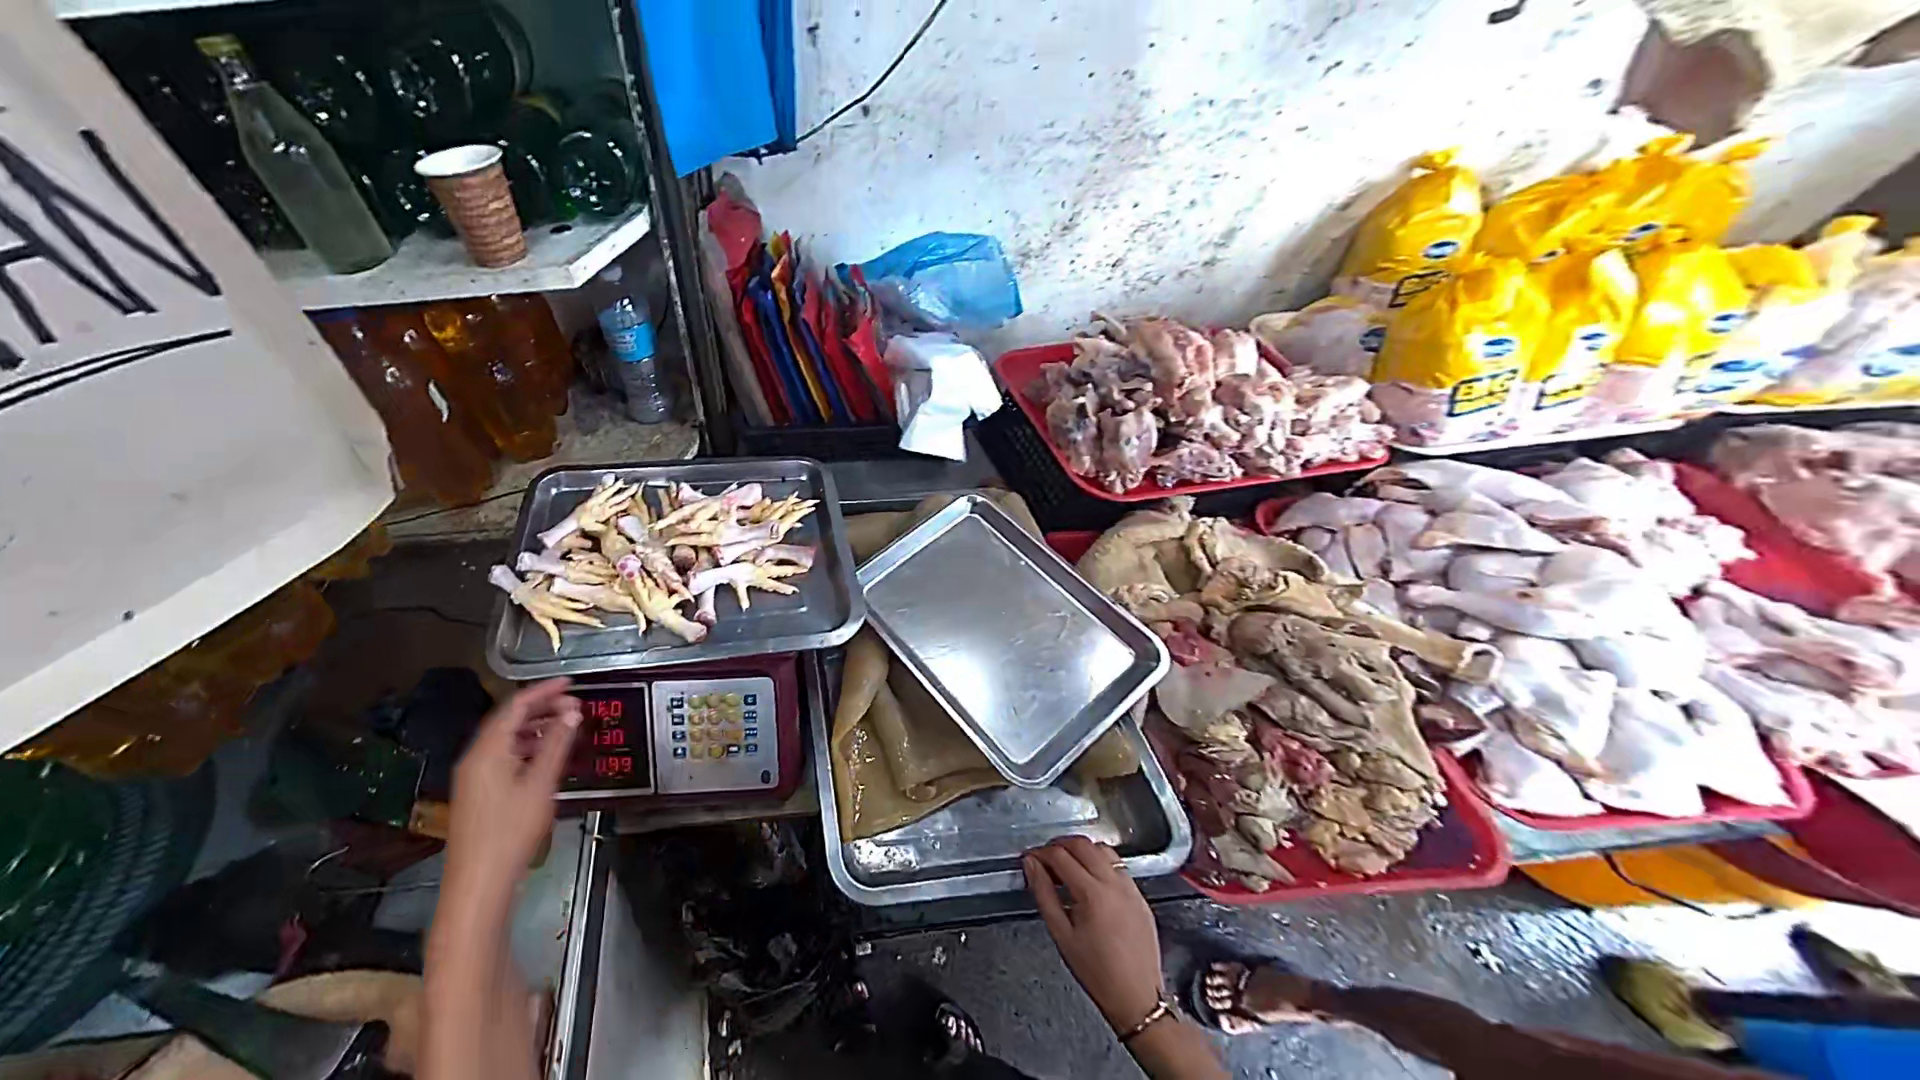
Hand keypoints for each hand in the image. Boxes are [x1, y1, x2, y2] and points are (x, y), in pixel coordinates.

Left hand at [445, 678, 580, 897]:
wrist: (479, 881)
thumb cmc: (511, 830)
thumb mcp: (541, 784)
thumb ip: (557, 744)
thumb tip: (571, 713)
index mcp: (487, 751)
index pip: (515, 707)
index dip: (543, 691)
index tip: (570, 683)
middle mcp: (476, 759)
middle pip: (508, 721)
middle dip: (541, 708)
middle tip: (573, 704)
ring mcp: (475, 777)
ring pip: (506, 740)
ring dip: (536, 728)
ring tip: (566, 726)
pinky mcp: (479, 793)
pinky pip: (504, 756)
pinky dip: (527, 747)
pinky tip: (547, 755)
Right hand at [1023, 836, 1164, 1034]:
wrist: (1136, 997)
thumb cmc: (1098, 973)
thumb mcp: (1061, 934)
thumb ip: (1044, 894)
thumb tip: (1032, 866)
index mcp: (1093, 893)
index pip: (1060, 856)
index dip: (1040, 853)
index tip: (1031, 859)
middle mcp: (1114, 884)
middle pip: (1082, 845)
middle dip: (1059, 845)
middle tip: (1045, 857)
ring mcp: (1130, 887)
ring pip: (1102, 849)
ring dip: (1081, 849)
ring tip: (1067, 865)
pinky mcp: (1139, 895)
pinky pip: (1118, 864)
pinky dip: (1100, 861)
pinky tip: (1090, 877)